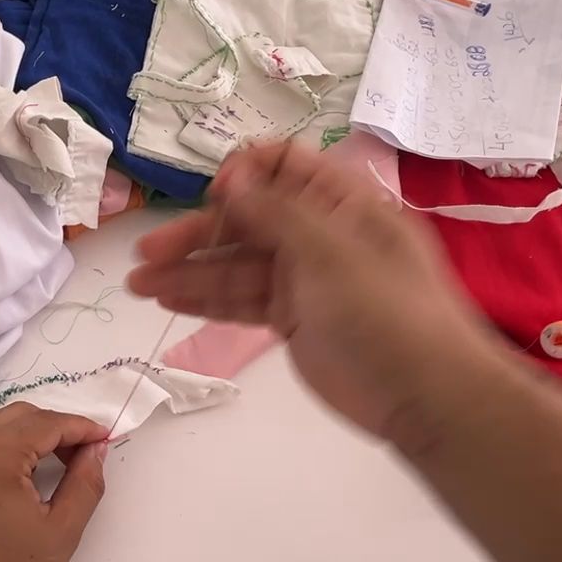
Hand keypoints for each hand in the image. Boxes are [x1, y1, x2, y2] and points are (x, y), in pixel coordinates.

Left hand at [0, 402, 109, 561]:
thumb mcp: (62, 531)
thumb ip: (84, 480)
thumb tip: (95, 448)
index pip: (46, 423)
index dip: (80, 428)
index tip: (102, 438)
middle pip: (17, 415)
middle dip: (52, 429)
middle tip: (79, 456)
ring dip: (16, 430)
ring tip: (40, 460)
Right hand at [126, 142, 506, 445]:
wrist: (422, 394)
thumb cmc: (386, 313)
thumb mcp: (332, 253)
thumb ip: (277, 213)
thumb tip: (233, 173)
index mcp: (340, 204)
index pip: (285, 168)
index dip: (245, 174)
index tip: (213, 195)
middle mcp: (318, 234)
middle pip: (246, 222)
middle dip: (196, 235)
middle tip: (147, 253)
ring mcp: (302, 279)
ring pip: (235, 267)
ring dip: (189, 273)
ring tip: (138, 283)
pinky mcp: (289, 318)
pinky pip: (240, 301)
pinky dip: (206, 301)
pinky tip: (169, 301)